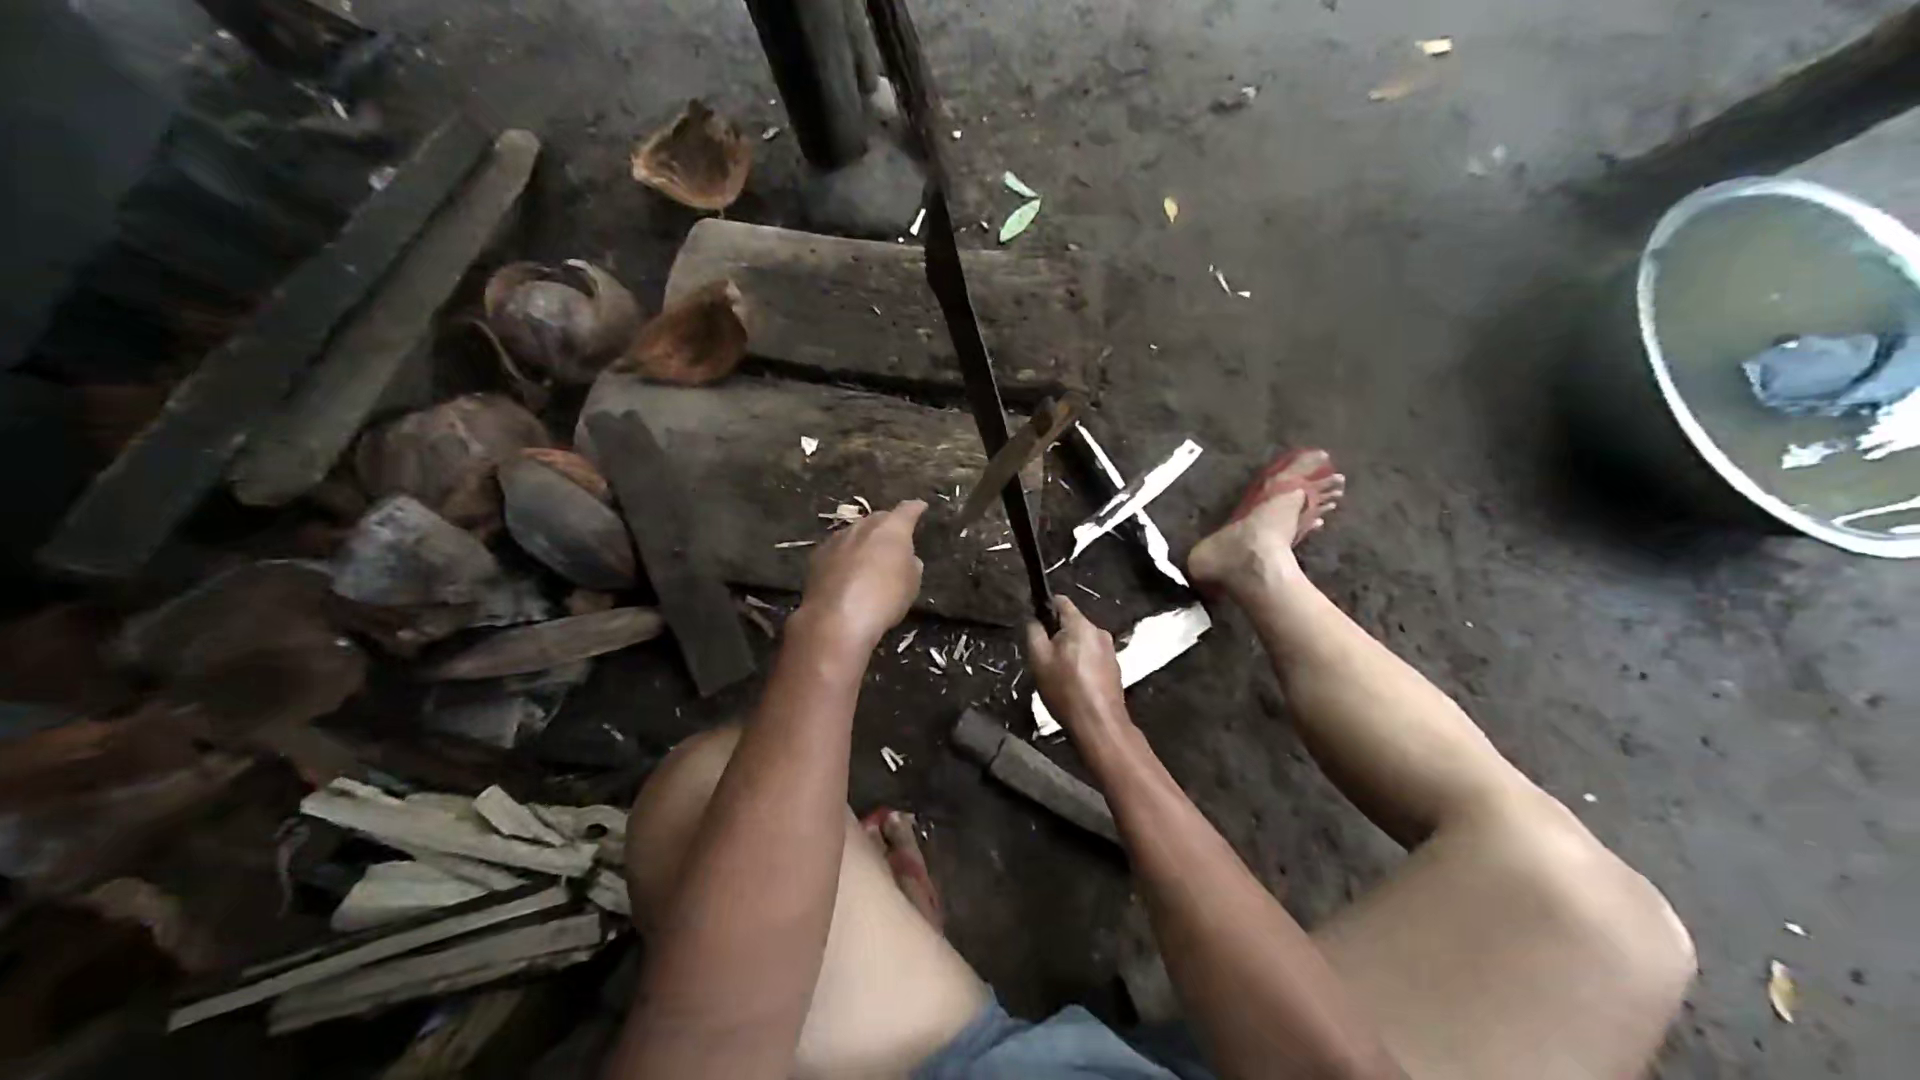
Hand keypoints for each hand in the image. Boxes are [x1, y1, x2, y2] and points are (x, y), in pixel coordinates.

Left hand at [798, 500, 926, 648]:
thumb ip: (910, 564)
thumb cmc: (884, 599)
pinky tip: (846, 572)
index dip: (915, 509)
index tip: (920, 507)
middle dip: (887, 527)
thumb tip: (904, 558)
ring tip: (868, 559)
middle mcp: (863, 527)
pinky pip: (837, 550)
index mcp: (892, 528)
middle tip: (893, 541)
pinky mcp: (817, 556)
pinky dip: (844, 556)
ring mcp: (837, 539)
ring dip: (863, 542)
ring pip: (855, 534)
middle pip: (878, 520)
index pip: (907, 510)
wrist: (836, 618)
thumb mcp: (911, 584)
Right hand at [1024, 596, 1127, 734]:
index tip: (1034, 625)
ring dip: (1069, 650)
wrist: (1099, 723)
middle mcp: (1099, 632)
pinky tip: (1074, 683)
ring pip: (1082, 640)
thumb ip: (1033, 632)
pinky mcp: (1114, 667)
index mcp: (1081, 625)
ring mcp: (1110, 650)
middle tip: (1044, 657)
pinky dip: (1081, 663)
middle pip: (1072, 623)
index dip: (1044, 608)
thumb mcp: (1039, 659)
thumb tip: (1034, 618)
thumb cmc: (1065, 689)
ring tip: (1058, 674)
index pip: (1061, 601)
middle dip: (1056, 635)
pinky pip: (1092, 655)